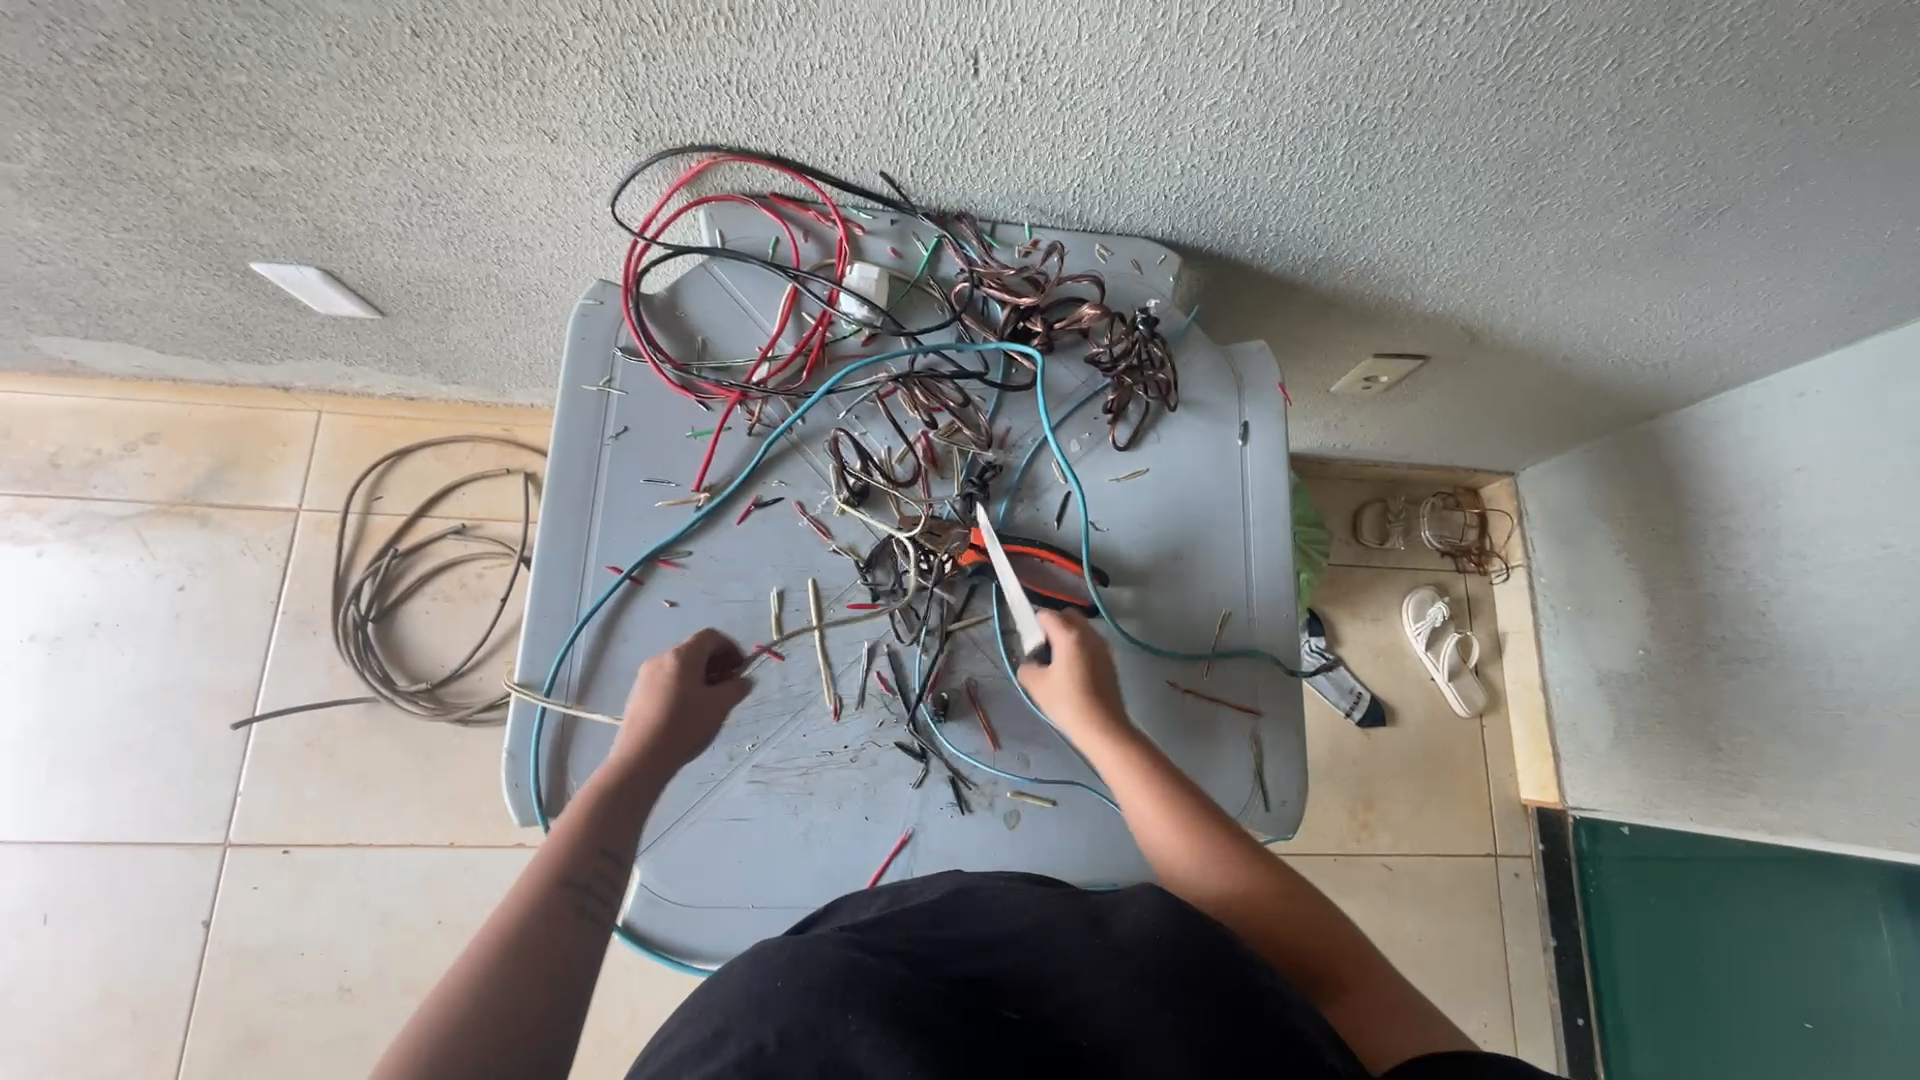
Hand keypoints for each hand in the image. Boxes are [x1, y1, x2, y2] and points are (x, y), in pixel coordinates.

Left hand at [612, 629, 752, 772]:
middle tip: (730, 684)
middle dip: (717, 662)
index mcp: (682, 656)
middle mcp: (661, 658)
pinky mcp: (638, 692)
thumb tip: (744, 680)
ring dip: (701, 674)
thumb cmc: (684, 726)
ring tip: (712, 698)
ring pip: (680, 665)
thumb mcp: (719, 706)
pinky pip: (667, 678)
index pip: (711, 636)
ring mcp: (646, 675)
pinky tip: (689, 708)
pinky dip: (684, 684)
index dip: (731, 647)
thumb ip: (736, 688)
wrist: (640, 758)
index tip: (741, 668)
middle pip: (695, 649)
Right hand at [1017, 610, 1132, 748]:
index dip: (1034, 626)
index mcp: (1069, 636)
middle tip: (1044, 651)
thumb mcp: (1036, 686)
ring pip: (1081, 629)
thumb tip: (1031, 664)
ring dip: (1068, 637)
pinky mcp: (1110, 660)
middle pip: (1067, 616)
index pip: (1046, 614)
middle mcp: (1089, 634)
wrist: (1103, 727)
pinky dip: (1080, 648)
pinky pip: (1090, 643)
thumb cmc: (1067, 703)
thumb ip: (1027, 667)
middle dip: (1053, 626)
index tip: (1031, 646)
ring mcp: (1103, 646)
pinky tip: (1074, 673)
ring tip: (1059, 664)